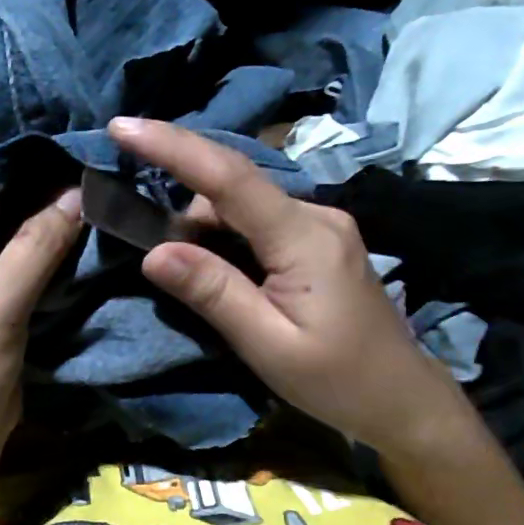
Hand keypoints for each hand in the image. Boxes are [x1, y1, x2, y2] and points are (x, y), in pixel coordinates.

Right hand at [110, 117, 483, 458]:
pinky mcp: (321, 241)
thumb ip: (213, 293)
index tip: (122, 127)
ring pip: (245, 206)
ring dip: (206, 229)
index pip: (229, 178)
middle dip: (183, 208)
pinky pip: (262, 223)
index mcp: (304, 238)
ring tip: (188, 277)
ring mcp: (322, 226)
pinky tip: (220, 272)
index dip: (173, 147)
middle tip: (150, 250)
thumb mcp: (266, 345)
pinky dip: (228, 238)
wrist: (401, 398)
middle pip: (234, 189)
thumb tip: (154, 252)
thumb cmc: (337, 380)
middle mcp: (316, 216)